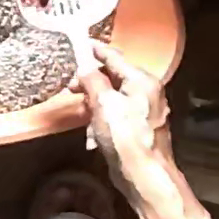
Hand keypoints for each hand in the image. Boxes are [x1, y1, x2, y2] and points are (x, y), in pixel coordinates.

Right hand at [72, 40, 174, 203]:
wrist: (143, 175)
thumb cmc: (125, 136)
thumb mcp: (102, 103)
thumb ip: (92, 80)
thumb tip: (84, 67)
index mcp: (142, 81)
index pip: (115, 57)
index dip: (96, 50)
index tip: (81, 44)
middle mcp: (147, 92)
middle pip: (114, 77)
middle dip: (91, 81)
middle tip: (71, 86)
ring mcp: (144, 111)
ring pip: (112, 97)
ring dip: (94, 102)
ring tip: (79, 110)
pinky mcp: (138, 128)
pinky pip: (116, 114)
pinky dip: (102, 118)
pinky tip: (92, 132)